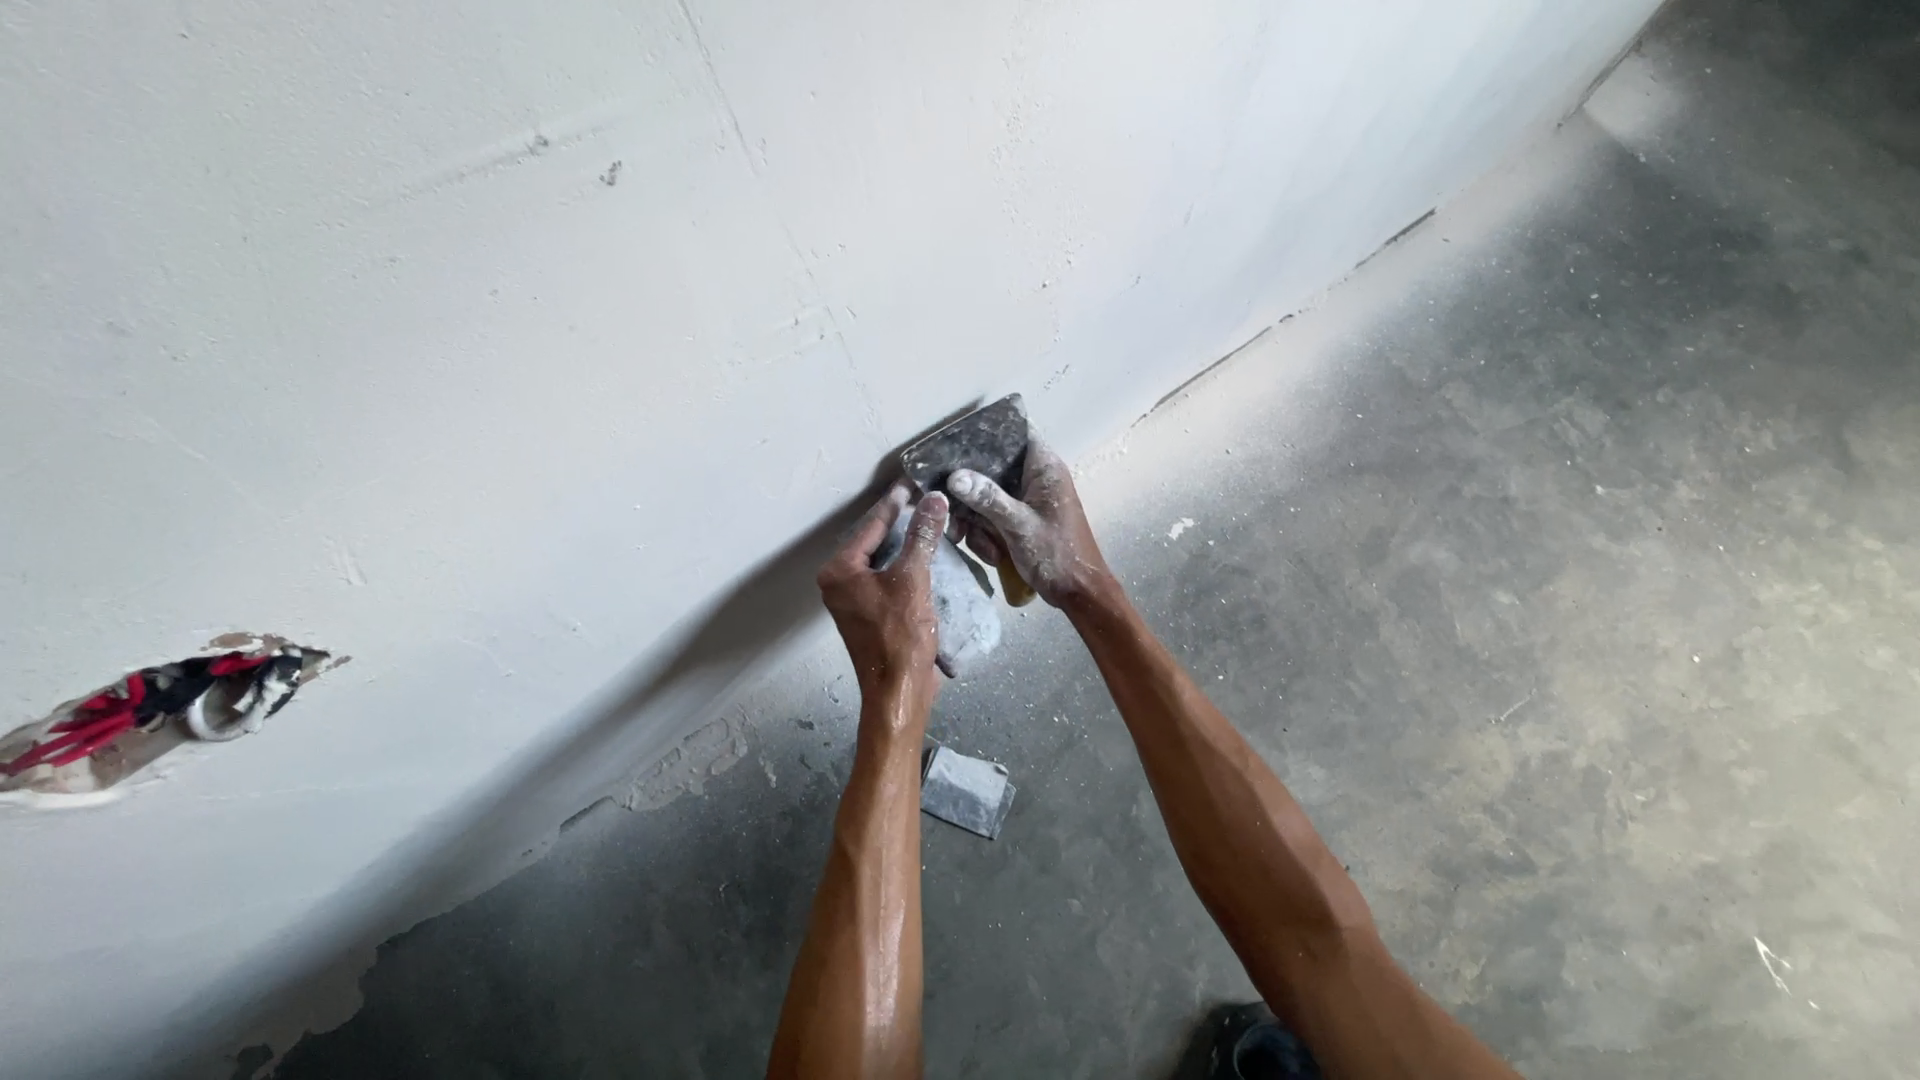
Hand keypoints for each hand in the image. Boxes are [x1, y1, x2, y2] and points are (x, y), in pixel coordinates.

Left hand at [817, 485, 950, 712]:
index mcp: (839, 571)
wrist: (899, 689)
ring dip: (907, 545)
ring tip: (931, 523)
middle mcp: (838, 583)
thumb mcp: (913, 578)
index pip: (870, 525)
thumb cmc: (900, 634)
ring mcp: (853, 601)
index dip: (895, 503)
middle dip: (901, 522)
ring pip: (882, 561)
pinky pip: (888, 580)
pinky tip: (928, 558)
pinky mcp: (871, 615)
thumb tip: (934, 499)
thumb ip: (922, 536)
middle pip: (874, 541)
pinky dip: (907, 567)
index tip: (914, 481)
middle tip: (926, 499)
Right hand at [946, 436, 1115, 609]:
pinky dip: (986, 536)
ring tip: (970, 540)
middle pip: (992, 467)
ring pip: (986, 496)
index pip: (1016, 430)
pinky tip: (990, 554)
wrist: (1078, 593)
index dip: (987, 430)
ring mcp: (1026, 500)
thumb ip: (987, 498)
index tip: (955, 441)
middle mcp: (1034, 478)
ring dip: (976, 522)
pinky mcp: (1019, 521)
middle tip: (952, 510)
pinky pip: (992, 518)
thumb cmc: (1057, 554)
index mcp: (1044, 467)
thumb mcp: (1018, 525)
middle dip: (970, 493)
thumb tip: (955, 476)